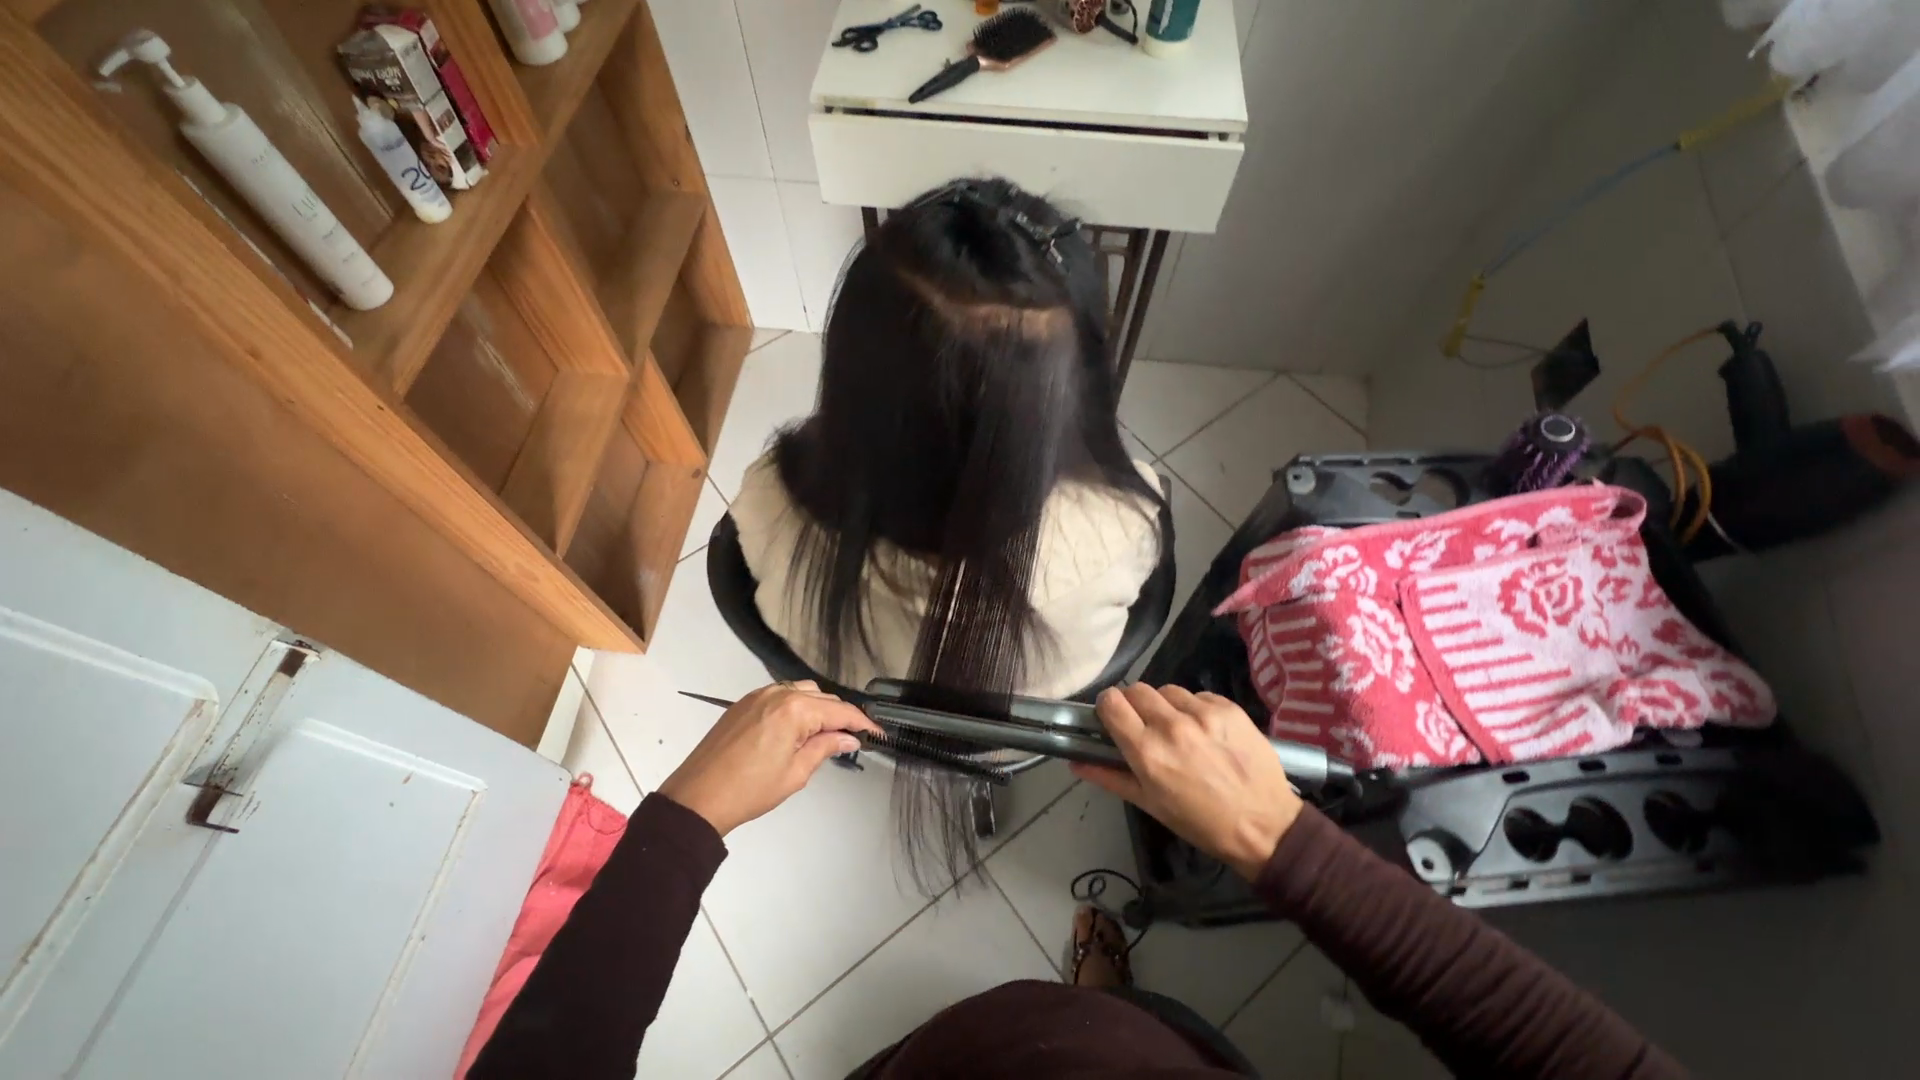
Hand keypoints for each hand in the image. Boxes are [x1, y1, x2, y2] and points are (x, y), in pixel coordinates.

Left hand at [661, 681, 882, 835]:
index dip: (862, 722)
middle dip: (840, 716)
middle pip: (822, 698)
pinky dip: (795, 706)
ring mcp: (758, 696)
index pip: (840, 711)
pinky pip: (779, 695)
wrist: (698, 798)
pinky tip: (798, 729)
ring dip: (817, 708)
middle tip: (851, 739)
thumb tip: (848, 739)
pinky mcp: (743, 704)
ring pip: (801, 692)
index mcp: (794, 710)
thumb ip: (825, 748)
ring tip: (824, 735)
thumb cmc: (748, 790)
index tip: (876, 734)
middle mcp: (777, 694)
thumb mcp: (796, 773)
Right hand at [1072, 684, 1303, 881]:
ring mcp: (1203, 714)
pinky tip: (1205, 731)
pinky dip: (1196, 708)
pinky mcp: (1229, 708)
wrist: (1265, 826)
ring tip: (1179, 729)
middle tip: (1146, 725)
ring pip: (1168, 690)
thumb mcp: (1150, 804)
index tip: (1113, 717)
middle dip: (1135, 704)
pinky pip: (1199, 696)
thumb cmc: (1200, 822)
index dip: (1108, 706)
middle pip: (1137, 689)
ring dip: (1166, 705)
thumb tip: (1075, 763)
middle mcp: (1171, 726)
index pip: (1111, 702)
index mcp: (1147, 751)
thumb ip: (1109, 776)